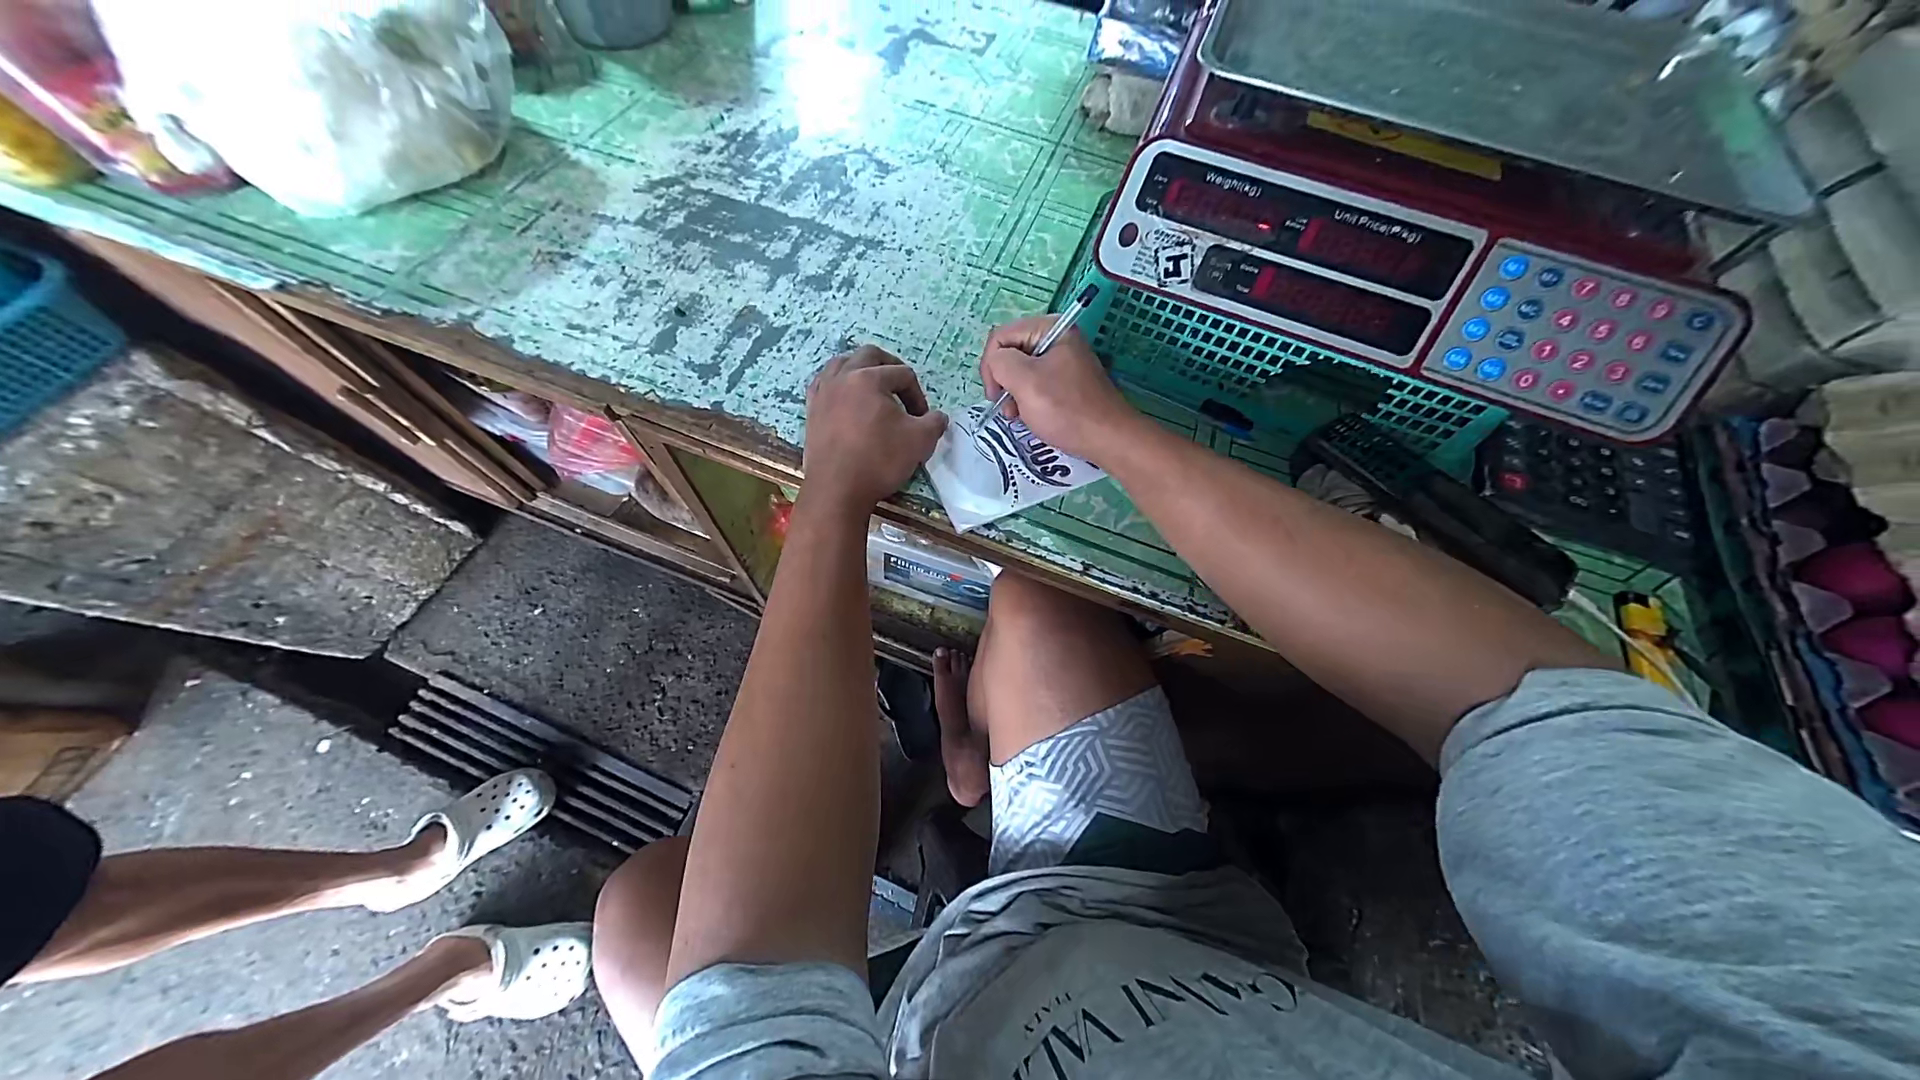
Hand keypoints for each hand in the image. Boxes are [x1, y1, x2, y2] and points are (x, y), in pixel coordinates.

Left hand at [803, 346, 947, 512]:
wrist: (838, 490)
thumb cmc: (880, 461)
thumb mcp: (920, 441)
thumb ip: (934, 423)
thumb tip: (938, 417)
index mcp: (869, 378)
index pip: (903, 374)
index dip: (918, 395)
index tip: (922, 419)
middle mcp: (843, 377)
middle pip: (870, 355)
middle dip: (891, 367)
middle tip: (902, 389)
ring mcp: (823, 392)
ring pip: (842, 364)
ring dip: (861, 370)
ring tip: (873, 388)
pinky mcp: (811, 410)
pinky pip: (823, 384)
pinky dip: (838, 384)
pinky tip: (845, 398)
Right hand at [979, 317, 1139, 460]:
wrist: (1107, 438)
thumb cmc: (1065, 409)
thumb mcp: (1025, 381)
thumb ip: (1000, 362)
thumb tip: (996, 363)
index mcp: (1050, 328)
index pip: (1000, 337)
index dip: (990, 365)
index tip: (995, 395)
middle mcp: (1057, 338)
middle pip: (1010, 352)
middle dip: (1002, 380)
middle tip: (1007, 407)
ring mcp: (1063, 360)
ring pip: (1020, 370)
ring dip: (1013, 393)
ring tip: (1018, 415)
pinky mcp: (1066, 381)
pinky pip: (1035, 383)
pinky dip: (1027, 399)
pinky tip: (1030, 415)